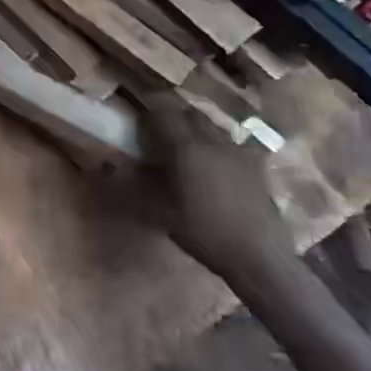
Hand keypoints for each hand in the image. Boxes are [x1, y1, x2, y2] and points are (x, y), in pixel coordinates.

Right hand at [142, 96, 295, 276]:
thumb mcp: (162, 214)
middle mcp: (212, 140)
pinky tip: (218, 165)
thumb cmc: (206, 235)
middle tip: (161, 135)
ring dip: (196, 128)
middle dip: (172, 117)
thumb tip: (110, 168)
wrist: (259, 257)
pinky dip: (218, 145)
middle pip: (189, 113)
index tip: (139, 125)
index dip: (149, 114)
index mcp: (186, 148)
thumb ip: (134, 187)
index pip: (163, 113)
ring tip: (188, 148)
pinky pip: (231, 143)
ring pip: (211, 125)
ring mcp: (237, 150)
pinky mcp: (256, 164)